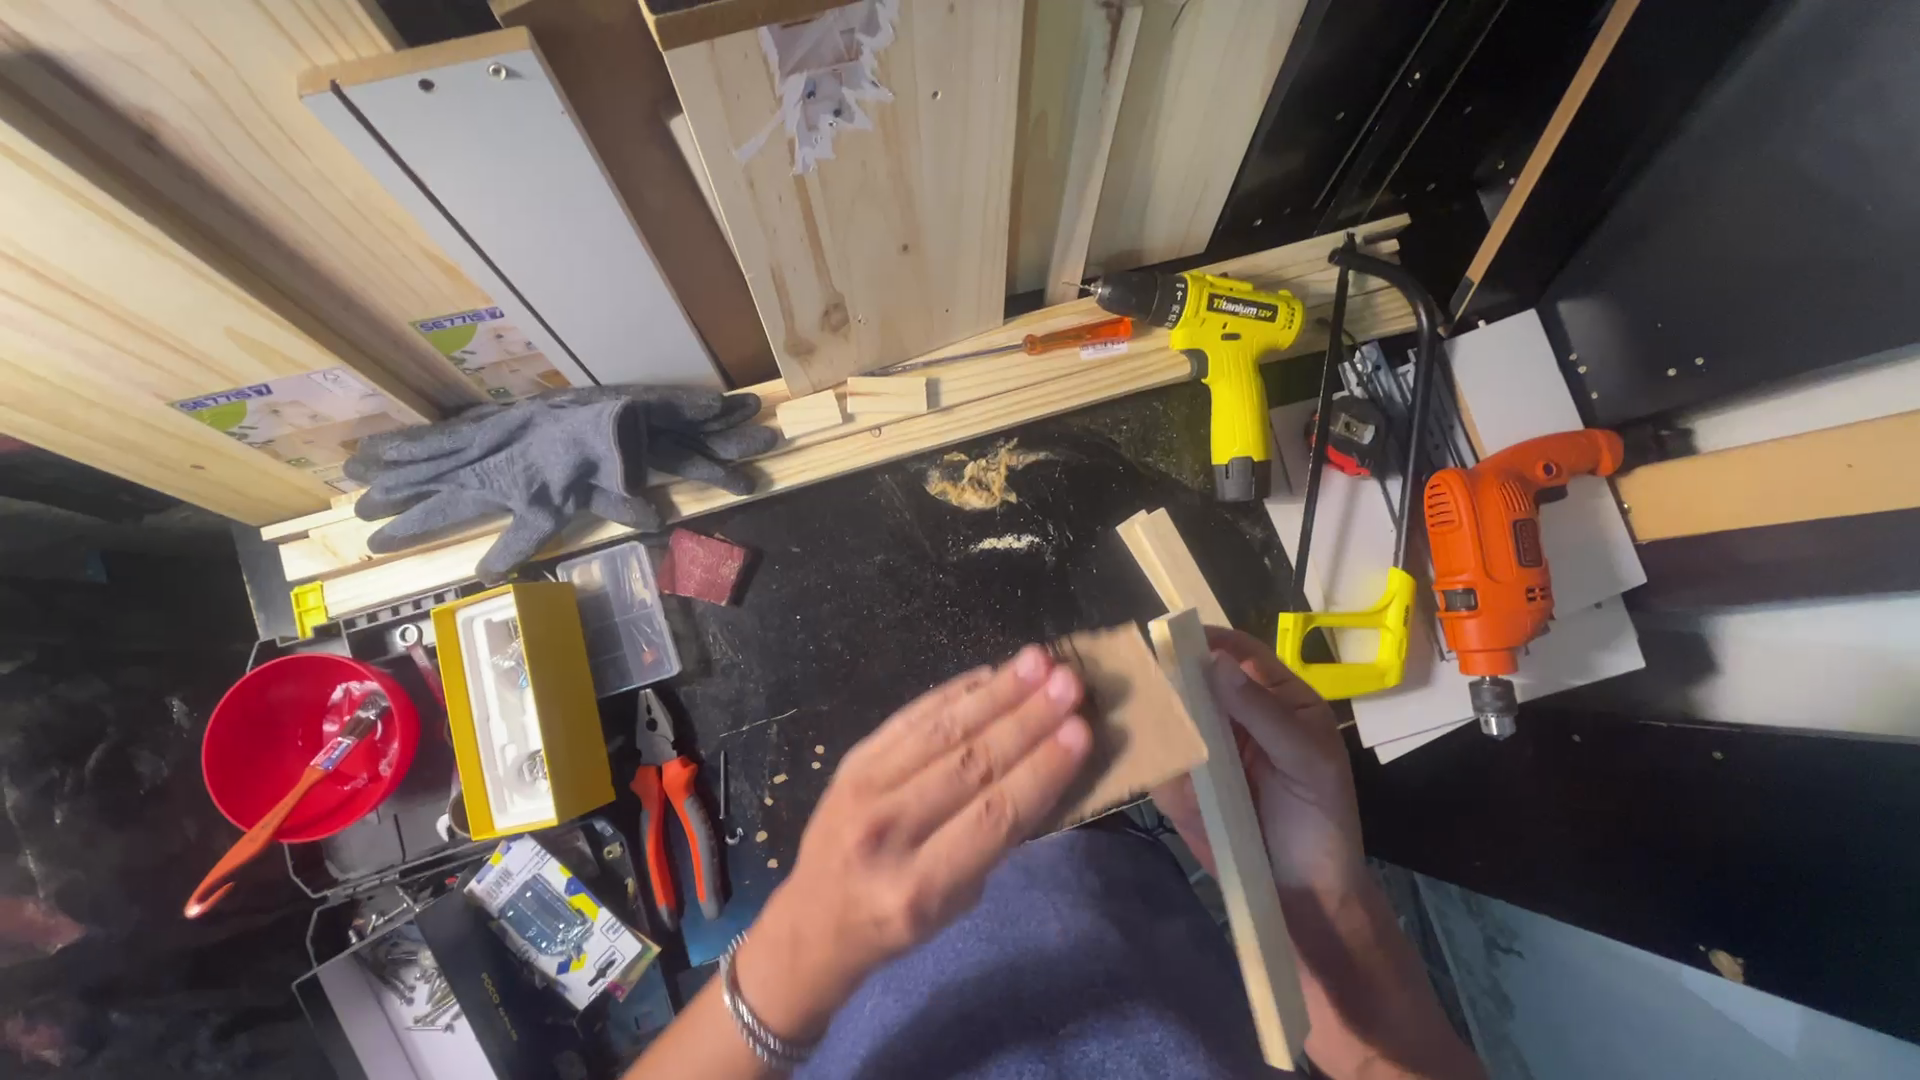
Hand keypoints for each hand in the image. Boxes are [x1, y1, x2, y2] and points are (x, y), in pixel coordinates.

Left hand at [732, 645, 1093, 1040]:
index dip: (1041, 770)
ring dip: (996, 693)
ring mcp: (863, 789)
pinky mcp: (852, 760)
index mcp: (919, 887)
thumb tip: (1045, 764)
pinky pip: (911, 717)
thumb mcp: (956, 902)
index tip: (1082, 729)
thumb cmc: (900, 920)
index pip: (993, 816)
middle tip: (1070, 682)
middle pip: (971, 764)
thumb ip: (995, 837)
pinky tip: (989, 674)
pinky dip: (954, 692)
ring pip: (943, 731)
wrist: (815, 917)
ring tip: (1037, 662)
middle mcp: (887, 832)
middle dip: (1027, 719)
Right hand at [1150, 627, 1365, 898]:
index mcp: (1274, 699)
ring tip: (1129, 715)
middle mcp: (1232, 716)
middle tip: (1137, 676)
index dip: (1207, 639)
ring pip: (1167, 717)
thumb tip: (1214, 660)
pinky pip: (1157, 761)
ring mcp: (1202, 749)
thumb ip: (1263, 711)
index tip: (1172, 637)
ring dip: (1151, 717)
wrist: (1302, 898)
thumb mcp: (1307, 762)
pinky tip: (1139, 759)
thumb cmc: (1321, 822)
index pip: (1237, 652)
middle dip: (1166, 677)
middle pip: (1191, 679)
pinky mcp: (1179, 783)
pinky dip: (1149, 759)